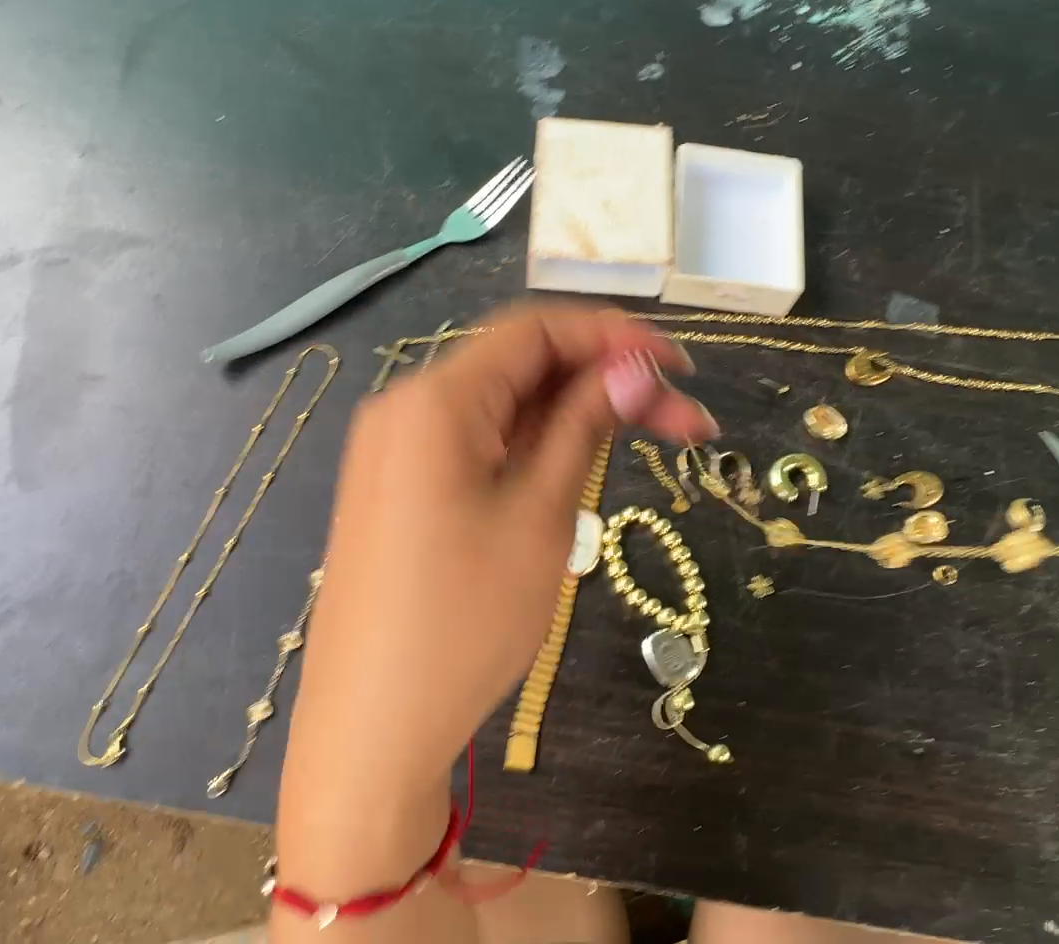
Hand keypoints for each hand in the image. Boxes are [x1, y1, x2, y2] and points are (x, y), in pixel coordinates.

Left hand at [275, 302, 715, 927]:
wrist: (371, 728)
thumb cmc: (462, 623)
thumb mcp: (539, 518)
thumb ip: (583, 426)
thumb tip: (633, 367)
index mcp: (434, 398)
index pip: (534, 330)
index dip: (613, 336)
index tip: (679, 365)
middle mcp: (407, 407)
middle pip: (521, 367)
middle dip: (605, 382)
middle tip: (687, 423)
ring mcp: (397, 450)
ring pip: (503, 408)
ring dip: (575, 417)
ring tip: (649, 446)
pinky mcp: (400, 488)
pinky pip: (475, 443)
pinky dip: (531, 446)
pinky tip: (577, 469)